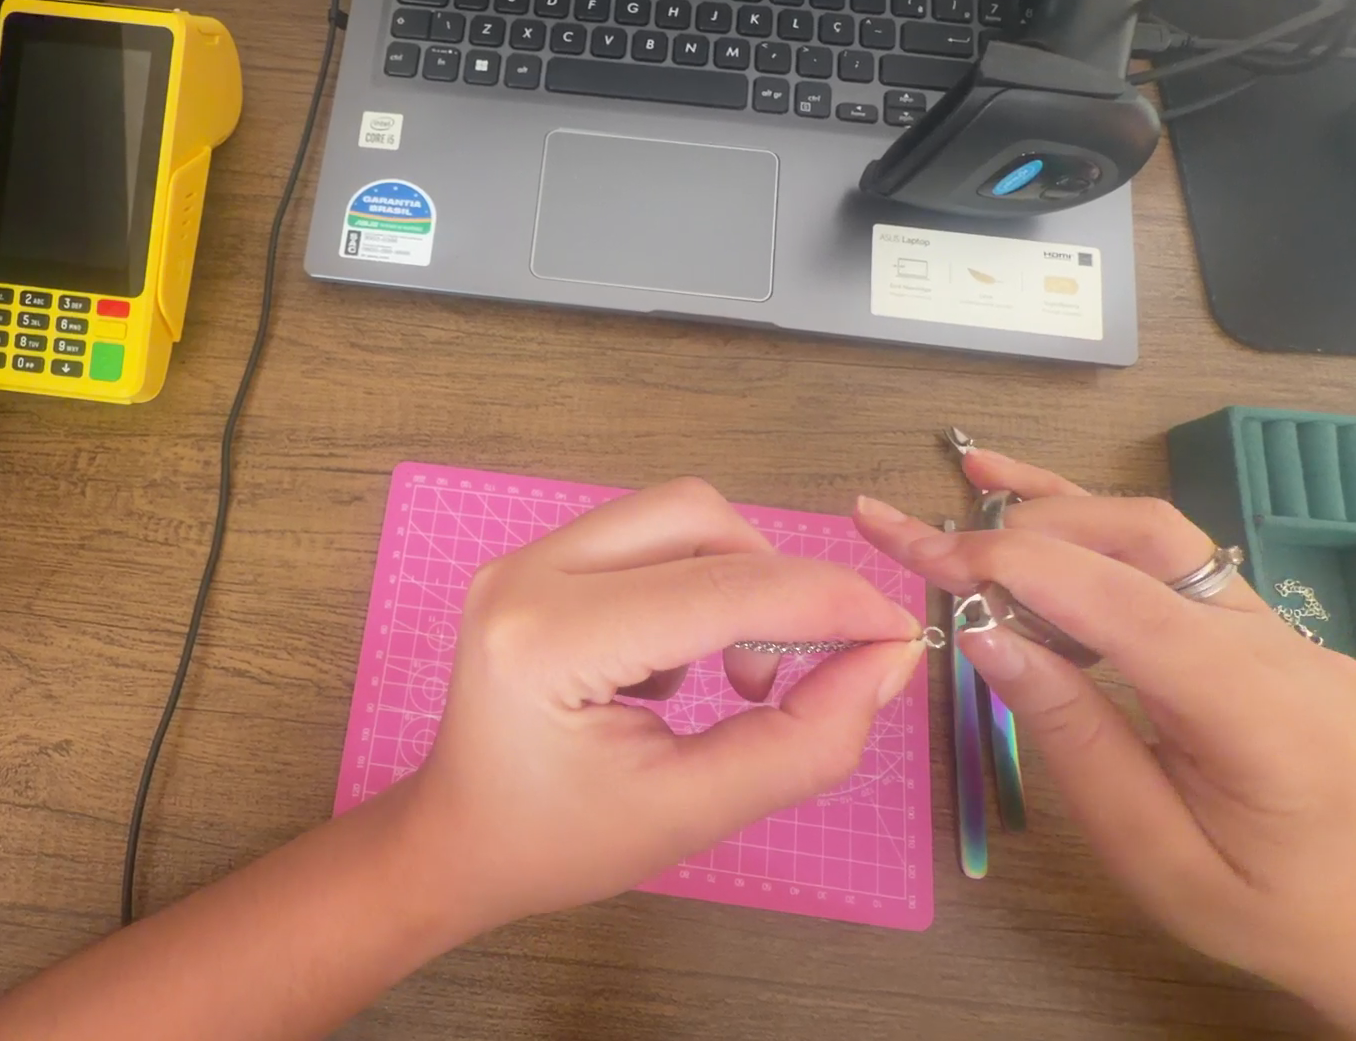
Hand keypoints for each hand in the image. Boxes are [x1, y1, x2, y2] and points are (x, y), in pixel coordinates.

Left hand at [400, 477, 925, 929]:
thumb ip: (803, 742)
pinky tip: (667, 664)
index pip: (716, 591)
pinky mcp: (530, 563)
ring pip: (668, 517)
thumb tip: (885, 660)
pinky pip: (640, 541)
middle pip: (691, 514)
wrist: (458, 835)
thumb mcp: (690, 813)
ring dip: (729, 580)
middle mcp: (526, 573)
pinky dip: (686, 587)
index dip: (826, 602)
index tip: (897, 630)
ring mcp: (520, 559)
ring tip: (727, 675)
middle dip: (770, 581)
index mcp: (549, 639)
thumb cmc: (558, 840)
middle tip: (782, 673)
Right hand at [856, 451, 1355, 1037]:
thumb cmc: (1247, 905)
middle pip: (1133, 543)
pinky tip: (1012, 486)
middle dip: (1009, 535)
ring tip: (944, 513)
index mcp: (1261, 713)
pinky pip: (1157, 549)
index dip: (1008, 565)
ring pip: (1143, 529)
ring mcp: (1275, 625)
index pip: (1117, 601)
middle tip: (911, 545)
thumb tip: (979, 631)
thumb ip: (1066, 729)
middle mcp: (1282, 646)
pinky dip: (1077, 513)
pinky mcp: (1251, 620)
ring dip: (1037, 512)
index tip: (914, 554)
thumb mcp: (1140, 842)